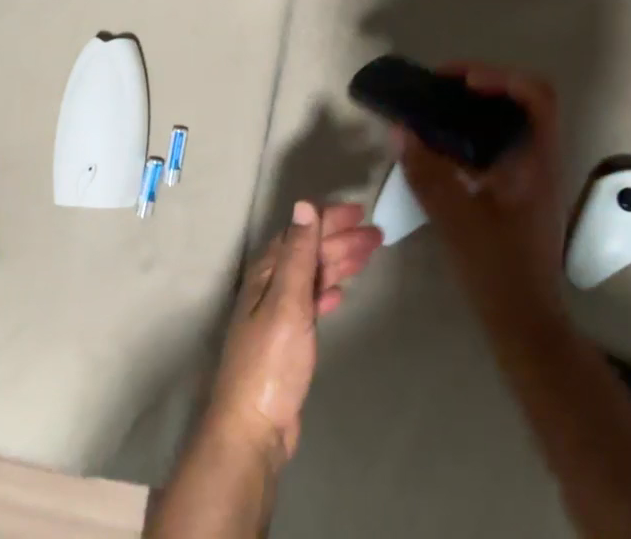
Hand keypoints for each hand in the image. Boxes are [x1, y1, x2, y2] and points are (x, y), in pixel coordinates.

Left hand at [206, 200, 382, 460]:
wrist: (254, 426)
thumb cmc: (271, 362)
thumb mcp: (288, 302)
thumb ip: (298, 255)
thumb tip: (304, 205)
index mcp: (266, 275)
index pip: (300, 234)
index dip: (329, 220)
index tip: (360, 211)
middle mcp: (268, 289)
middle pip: (307, 253)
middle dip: (340, 240)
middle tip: (377, 234)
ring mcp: (276, 316)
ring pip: (311, 277)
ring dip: (337, 263)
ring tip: (367, 256)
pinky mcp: (286, 341)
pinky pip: (310, 303)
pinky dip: (326, 292)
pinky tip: (339, 295)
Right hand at [395, 64, 567, 325]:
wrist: (524, 321)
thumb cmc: (497, 268)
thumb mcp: (455, 218)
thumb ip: (427, 171)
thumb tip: (401, 130)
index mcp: (537, 160)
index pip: (537, 95)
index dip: (500, 76)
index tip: (459, 82)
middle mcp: (543, 162)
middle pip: (526, 102)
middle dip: (485, 86)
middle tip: (442, 89)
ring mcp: (534, 179)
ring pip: (513, 126)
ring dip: (479, 111)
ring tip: (438, 113)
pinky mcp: (521, 195)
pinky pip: (502, 149)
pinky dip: (476, 138)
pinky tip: (445, 154)